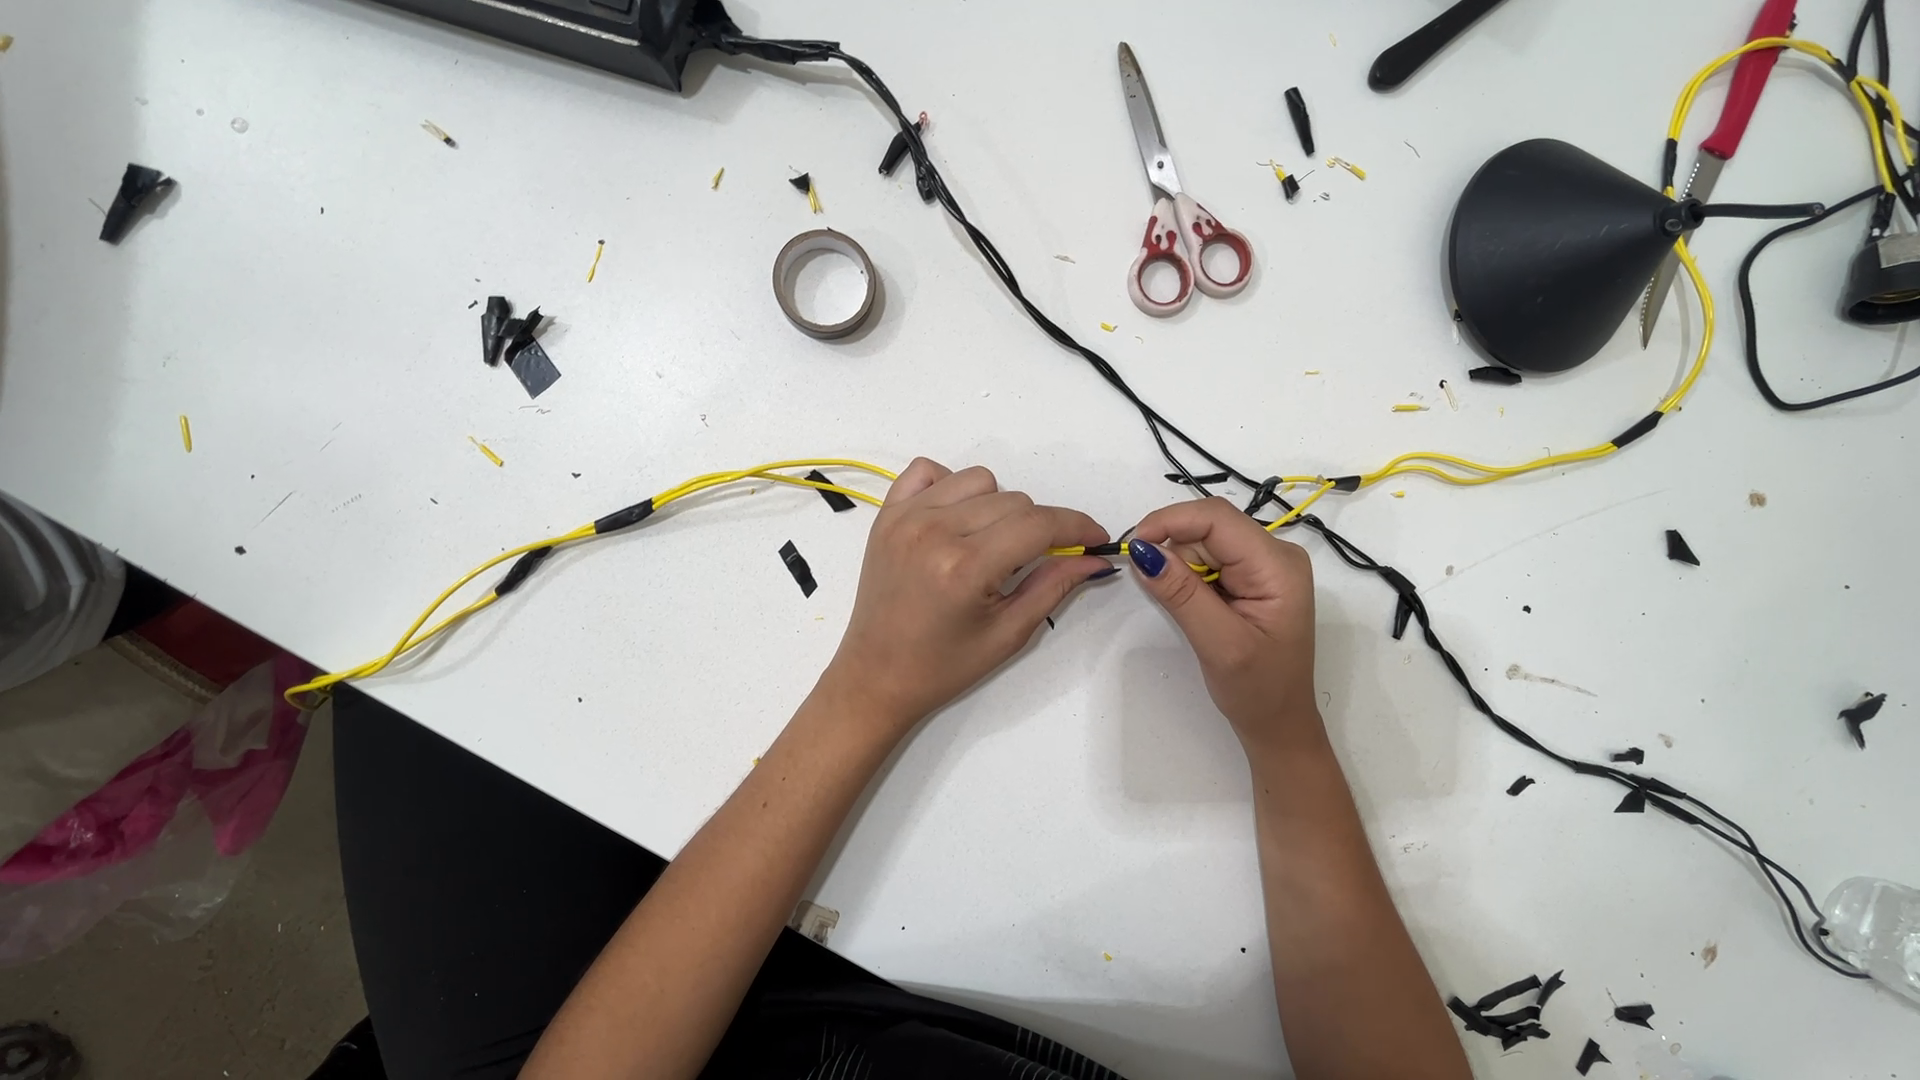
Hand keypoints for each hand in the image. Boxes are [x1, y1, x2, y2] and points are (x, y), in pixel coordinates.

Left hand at [824, 458, 1111, 730]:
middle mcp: (934, 531)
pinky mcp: (886, 514)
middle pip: (1014, 500)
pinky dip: (950, 486)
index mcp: (965, 567)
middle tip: (1029, 561)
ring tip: (988, 543)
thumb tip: (1095, 557)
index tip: (1095, 537)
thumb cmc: (943, 666)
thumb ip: (1054, 586)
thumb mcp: (1008, 633)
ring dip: (996, 505)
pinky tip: (955, 520)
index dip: (1076, 526)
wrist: (875, 675)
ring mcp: (905, 517)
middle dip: (1036, 527)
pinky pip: (928, 470)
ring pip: (979, 479)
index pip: (1039, 524)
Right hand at [1127, 497, 1321, 753]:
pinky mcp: (1250, 575)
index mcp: (1277, 566)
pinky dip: (1188, 575)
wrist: (1278, 721)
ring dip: (1181, 566)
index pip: (1217, 519)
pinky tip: (1193, 604)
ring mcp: (1263, 563)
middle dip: (1174, 550)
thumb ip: (1181, 594)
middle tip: (1158, 591)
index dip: (1170, 521)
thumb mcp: (1218, 643)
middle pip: (1208, 527)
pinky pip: (1208, 557)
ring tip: (1188, 611)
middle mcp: (1275, 554)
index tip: (1132, 547)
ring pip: (1203, 541)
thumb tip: (1142, 551)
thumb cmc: (1258, 689)